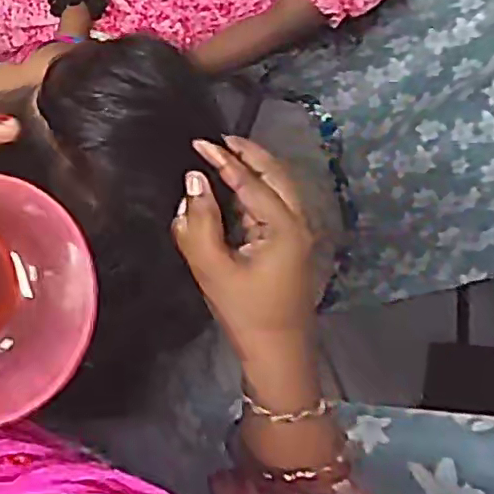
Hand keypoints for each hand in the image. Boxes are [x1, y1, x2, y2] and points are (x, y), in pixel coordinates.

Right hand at [171, 138, 317, 357]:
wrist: (278, 354)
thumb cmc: (245, 313)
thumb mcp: (213, 269)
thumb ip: (199, 222)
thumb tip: (194, 181)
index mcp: (284, 226)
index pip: (249, 180)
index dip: (222, 158)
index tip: (198, 142)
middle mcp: (299, 221)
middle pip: (276, 172)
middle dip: (248, 151)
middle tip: (219, 139)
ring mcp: (299, 231)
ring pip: (280, 184)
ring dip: (255, 165)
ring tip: (227, 151)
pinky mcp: (292, 241)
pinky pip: (276, 200)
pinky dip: (257, 183)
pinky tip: (238, 182)